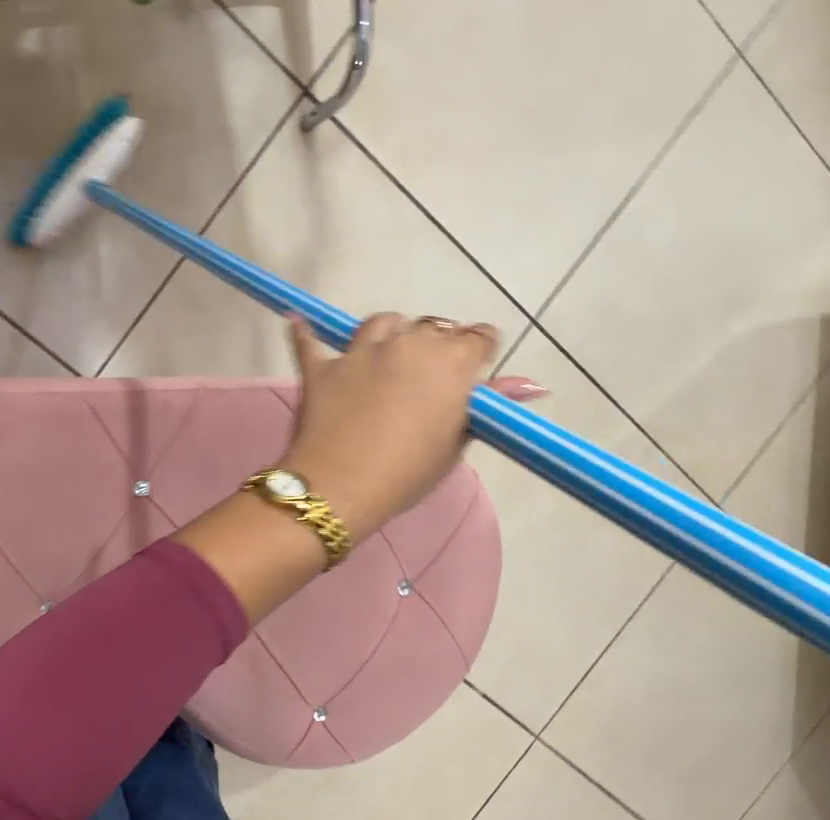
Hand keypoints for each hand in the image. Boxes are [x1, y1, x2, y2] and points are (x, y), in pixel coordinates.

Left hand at [279, 313, 543, 535]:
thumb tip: (531, 385)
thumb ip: (487, 406)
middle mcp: (408, 344)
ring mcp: (360, 352)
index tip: (471, 373)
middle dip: (435, 346)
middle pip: (430, 328)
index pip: (478, 336)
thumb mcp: (456, 444)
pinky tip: (297, 321)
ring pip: (382, 323)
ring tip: (387, 356)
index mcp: (451, 361)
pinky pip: (310, 341)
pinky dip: (306, 332)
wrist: (340, 488)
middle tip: (428, 377)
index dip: (478, 353)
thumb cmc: (406, 474)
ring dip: (389, 334)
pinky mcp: (321, 368)